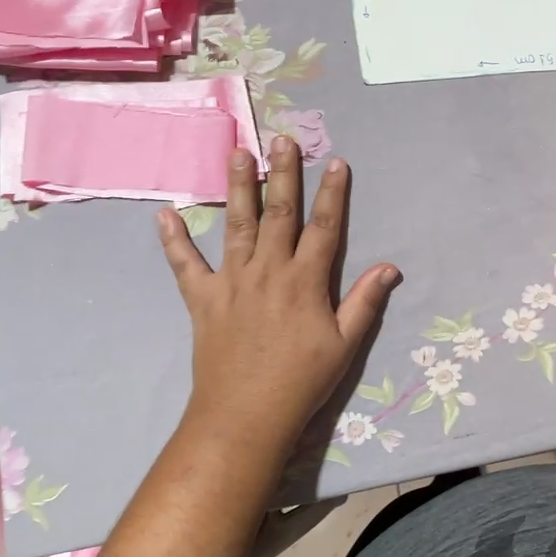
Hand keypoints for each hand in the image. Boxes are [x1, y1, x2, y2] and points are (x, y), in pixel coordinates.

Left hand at [156, 136, 398, 447]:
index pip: (324, 227)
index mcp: (305, 281)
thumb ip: (365, 302)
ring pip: (236, 225)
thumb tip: (390, 266)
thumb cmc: (302, 381)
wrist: (244, 416)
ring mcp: (232, 282)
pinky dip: (175, 241)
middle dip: (284, 174)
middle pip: (279, 213)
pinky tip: (165, 215)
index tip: (337, 162)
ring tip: (237, 154)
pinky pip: (186, 265)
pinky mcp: (203, 300)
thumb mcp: (345, 344)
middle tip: (282, 140)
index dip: (333, 193)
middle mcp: (268, 271)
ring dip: (238, 188)